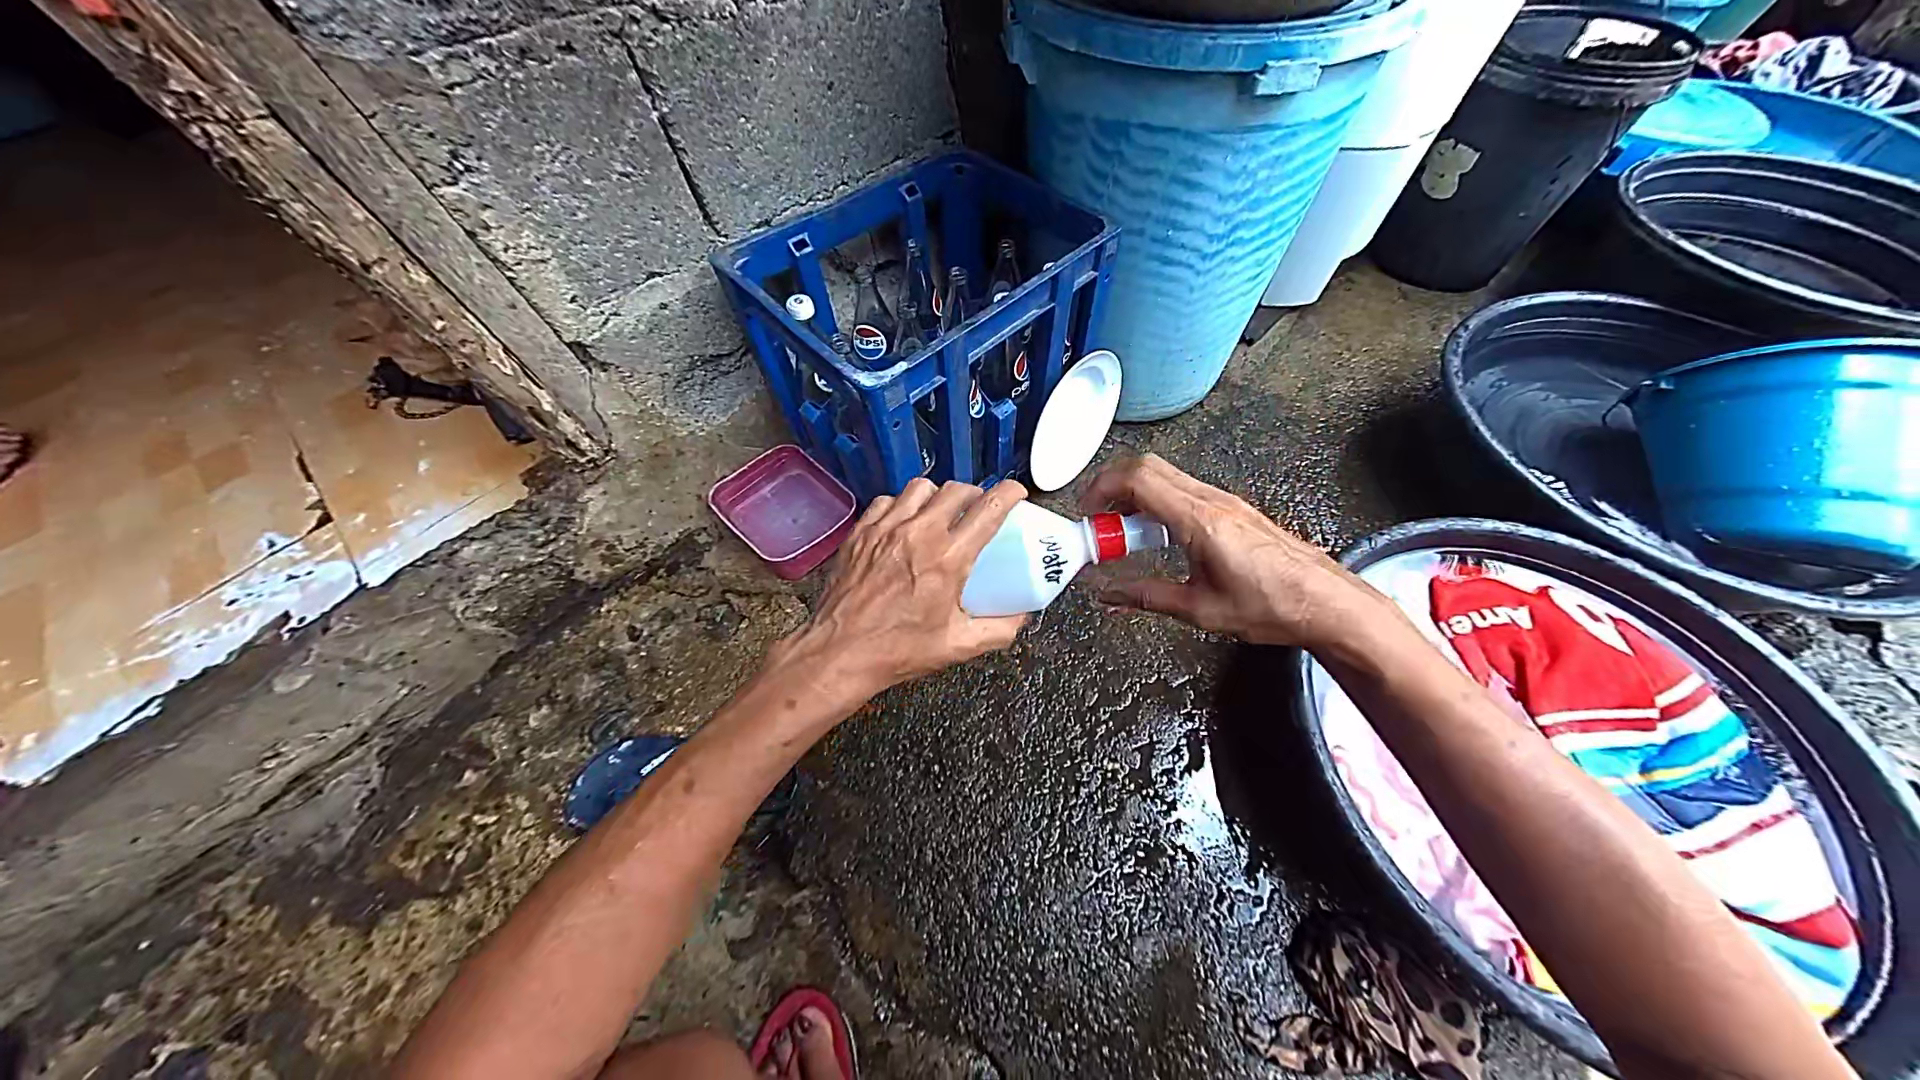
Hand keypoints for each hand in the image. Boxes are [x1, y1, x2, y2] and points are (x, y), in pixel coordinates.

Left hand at [769, 477, 1030, 703]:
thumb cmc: (897, 650)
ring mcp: (885, 530)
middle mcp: (917, 534)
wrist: (839, 653)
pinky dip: (902, 505)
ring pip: (920, 488)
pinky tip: (905, 522)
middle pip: (956, 489)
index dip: (1009, 494)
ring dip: (938, 495)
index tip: (1016, 493)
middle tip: (979, 509)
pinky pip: (887, 501)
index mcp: (948, 559)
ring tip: (941, 512)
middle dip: (975, 494)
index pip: (988, 509)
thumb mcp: (959, 645)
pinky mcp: (861, 533)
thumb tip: (1020, 617)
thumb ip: (1000, 629)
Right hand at [1081, 454, 1393, 648]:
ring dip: (1133, 495)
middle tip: (1096, 520)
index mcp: (1199, 520)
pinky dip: (1156, 503)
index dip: (1101, 488)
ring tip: (1122, 534)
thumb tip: (1107, 594)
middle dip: (1110, 486)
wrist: (1328, 603)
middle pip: (1146, 467)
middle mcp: (1211, 501)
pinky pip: (1182, 490)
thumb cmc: (1272, 605)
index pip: (1137, 479)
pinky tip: (1155, 537)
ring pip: (1164, 476)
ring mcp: (1224, 501)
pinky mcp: (1232, 509)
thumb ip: (1145, 597)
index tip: (1085, 514)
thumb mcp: (1199, 609)